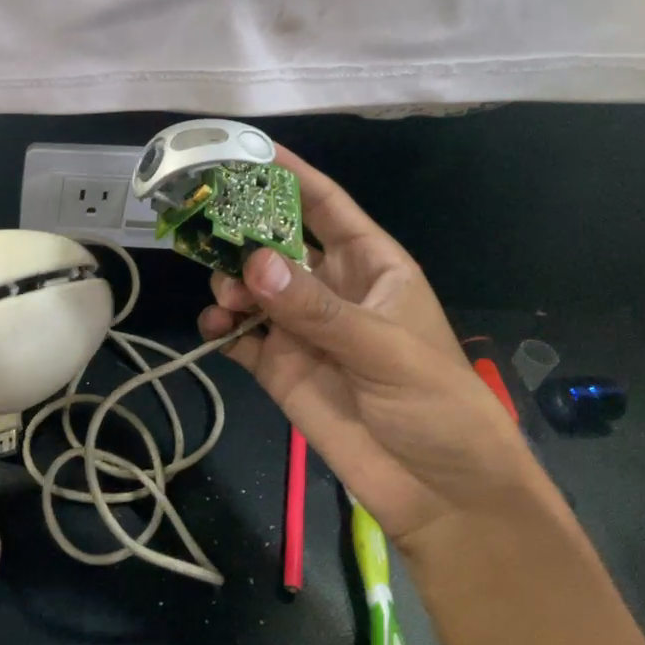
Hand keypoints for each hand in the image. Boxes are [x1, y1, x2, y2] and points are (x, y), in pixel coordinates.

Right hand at [198, 145, 544, 550]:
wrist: (441, 495)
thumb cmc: (439, 408)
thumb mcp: (386, 351)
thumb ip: (317, 309)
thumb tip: (252, 264)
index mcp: (370, 268)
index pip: (326, 207)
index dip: (291, 175)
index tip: (248, 149)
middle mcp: (330, 289)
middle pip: (275, 242)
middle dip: (242, 230)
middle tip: (204, 222)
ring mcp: (300, 328)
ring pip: (249, 284)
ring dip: (230, 281)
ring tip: (228, 296)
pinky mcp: (278, 366)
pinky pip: (237, 333)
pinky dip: (220, 325)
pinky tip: (216, 328)